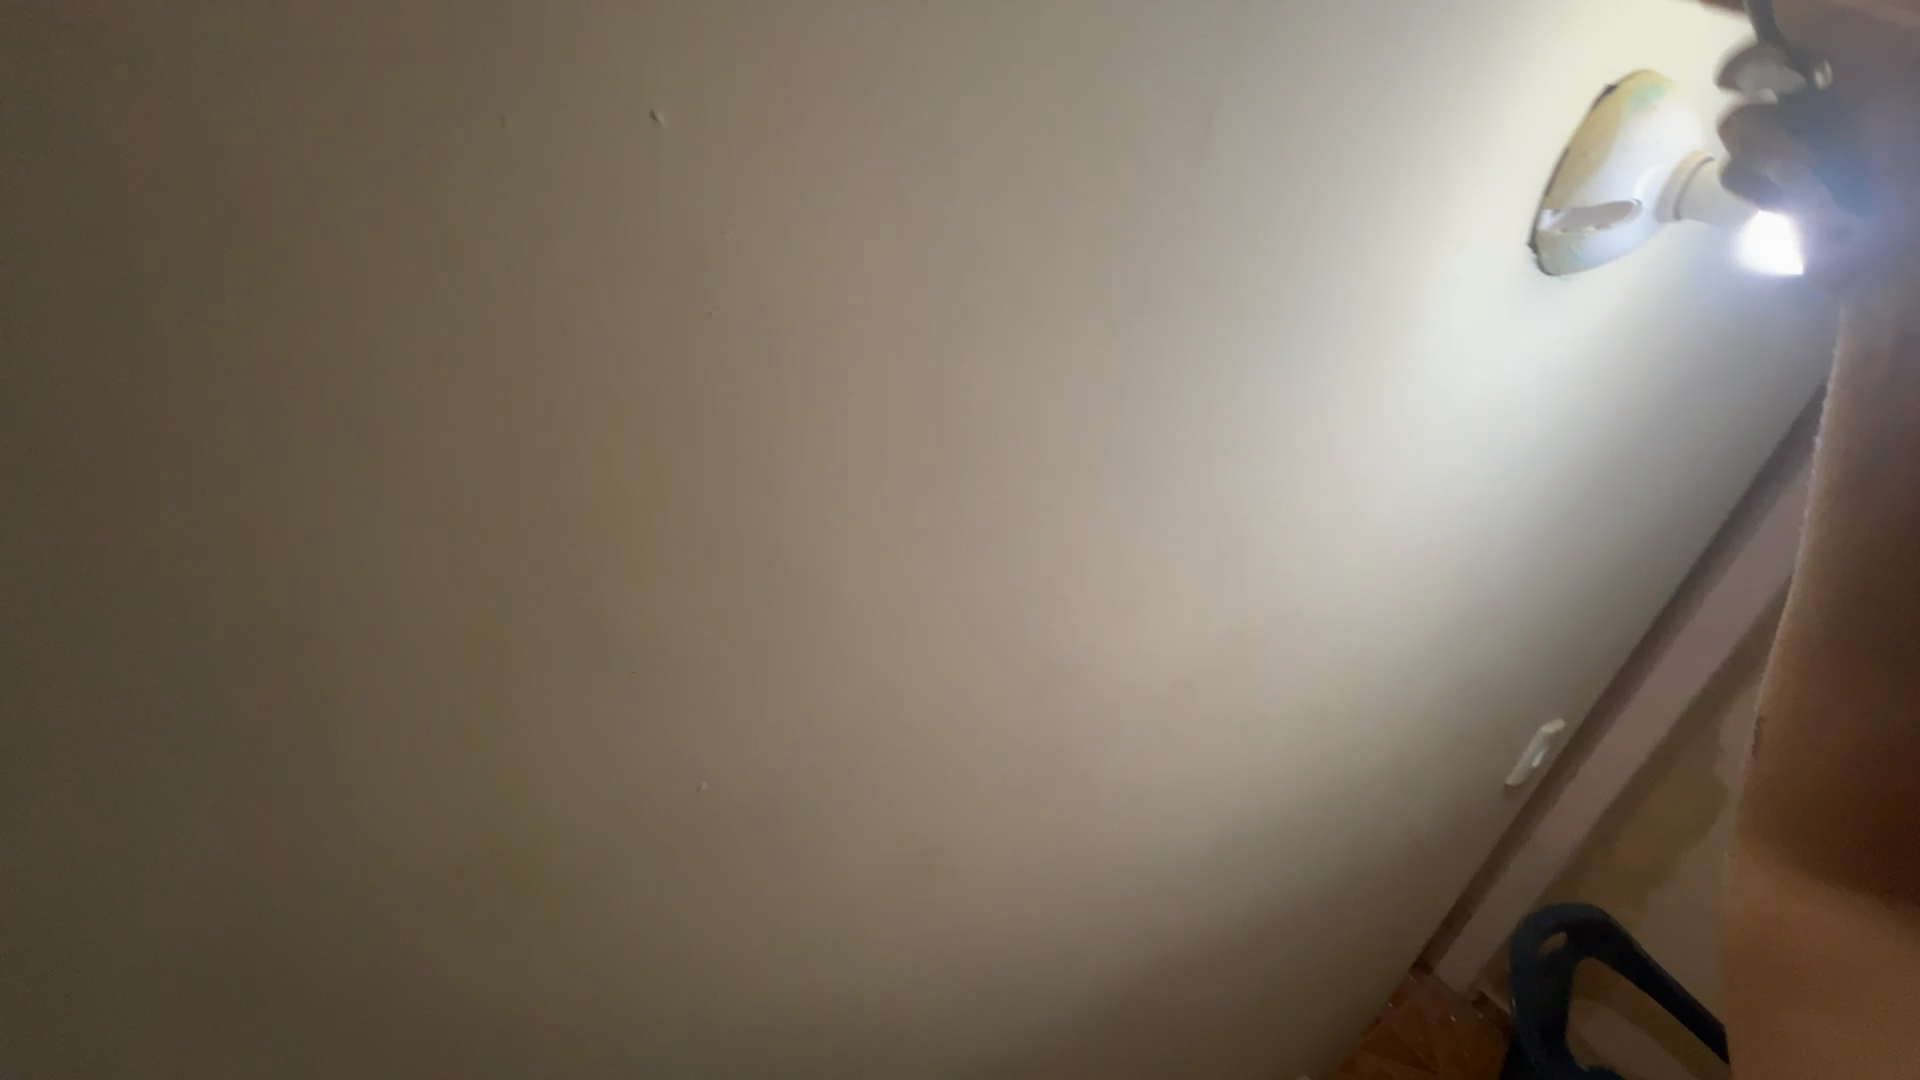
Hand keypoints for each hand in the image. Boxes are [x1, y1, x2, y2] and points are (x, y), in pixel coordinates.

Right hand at [1713, 1, 1919, 293]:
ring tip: (1820, 165)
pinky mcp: (1787, 183)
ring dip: (1773, 146)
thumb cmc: (1917, 142)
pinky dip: (1767, 184)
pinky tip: (1807, 195)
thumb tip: (1771, 2)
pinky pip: (1738, 172)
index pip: (1805, 14)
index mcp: (1884, 42)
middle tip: (1789, 85)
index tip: (1705, 1)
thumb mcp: (1890, 52)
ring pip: (1742, 123)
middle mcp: (1849, 82)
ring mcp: (1816, 136)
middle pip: (1760, 63)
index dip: (1756, 7)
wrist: (1915, 245)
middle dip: (1763, 76)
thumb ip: (1828, 14)